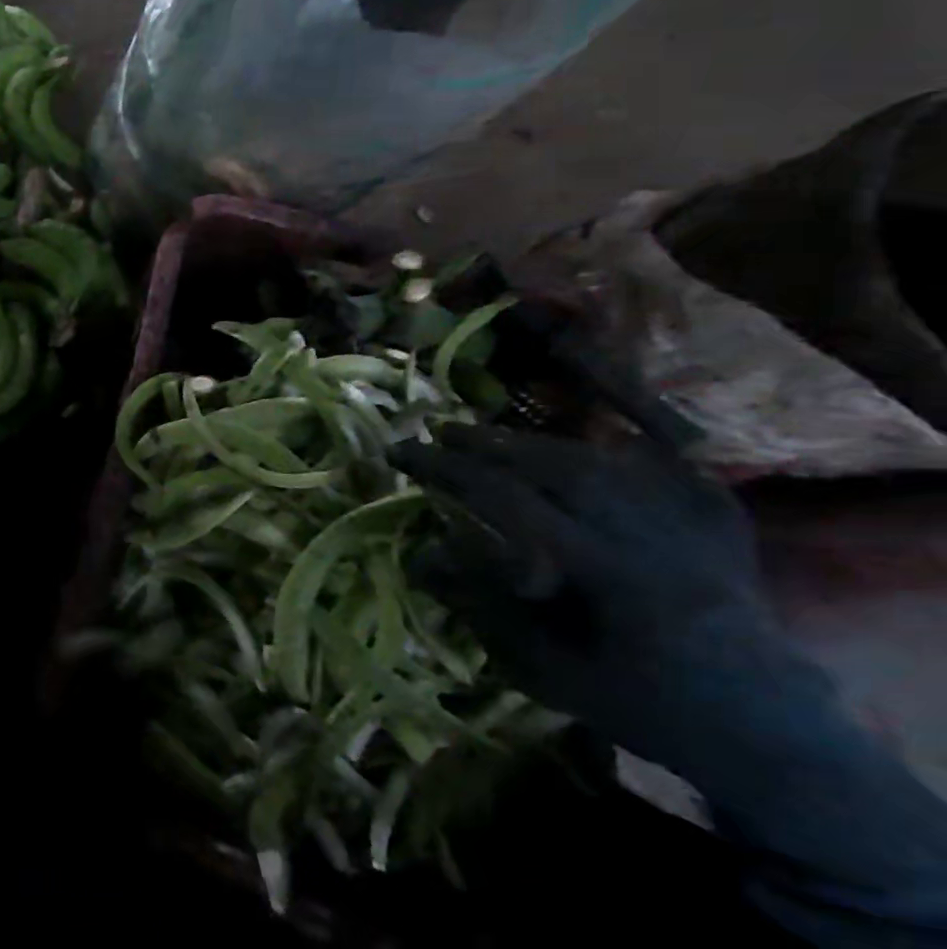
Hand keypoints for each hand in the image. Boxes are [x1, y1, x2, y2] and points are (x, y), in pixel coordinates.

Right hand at [389, 425, 797, 769]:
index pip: (508, 500)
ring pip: (601, 462)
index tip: (398, 454)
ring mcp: (691, 526)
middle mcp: (650, 535)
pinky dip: (614, 454)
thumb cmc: (640, 706)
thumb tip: (421, 557)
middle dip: (489, 444)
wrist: (766, 732)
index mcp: (607, 572)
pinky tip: (586, 448)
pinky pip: (661, 471)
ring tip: (492, 437)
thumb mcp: (545, 670)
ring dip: (537, 445)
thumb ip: (482, 607)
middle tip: (438, 432)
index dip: (446, 470)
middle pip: (555, 467)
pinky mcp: (718, 528)